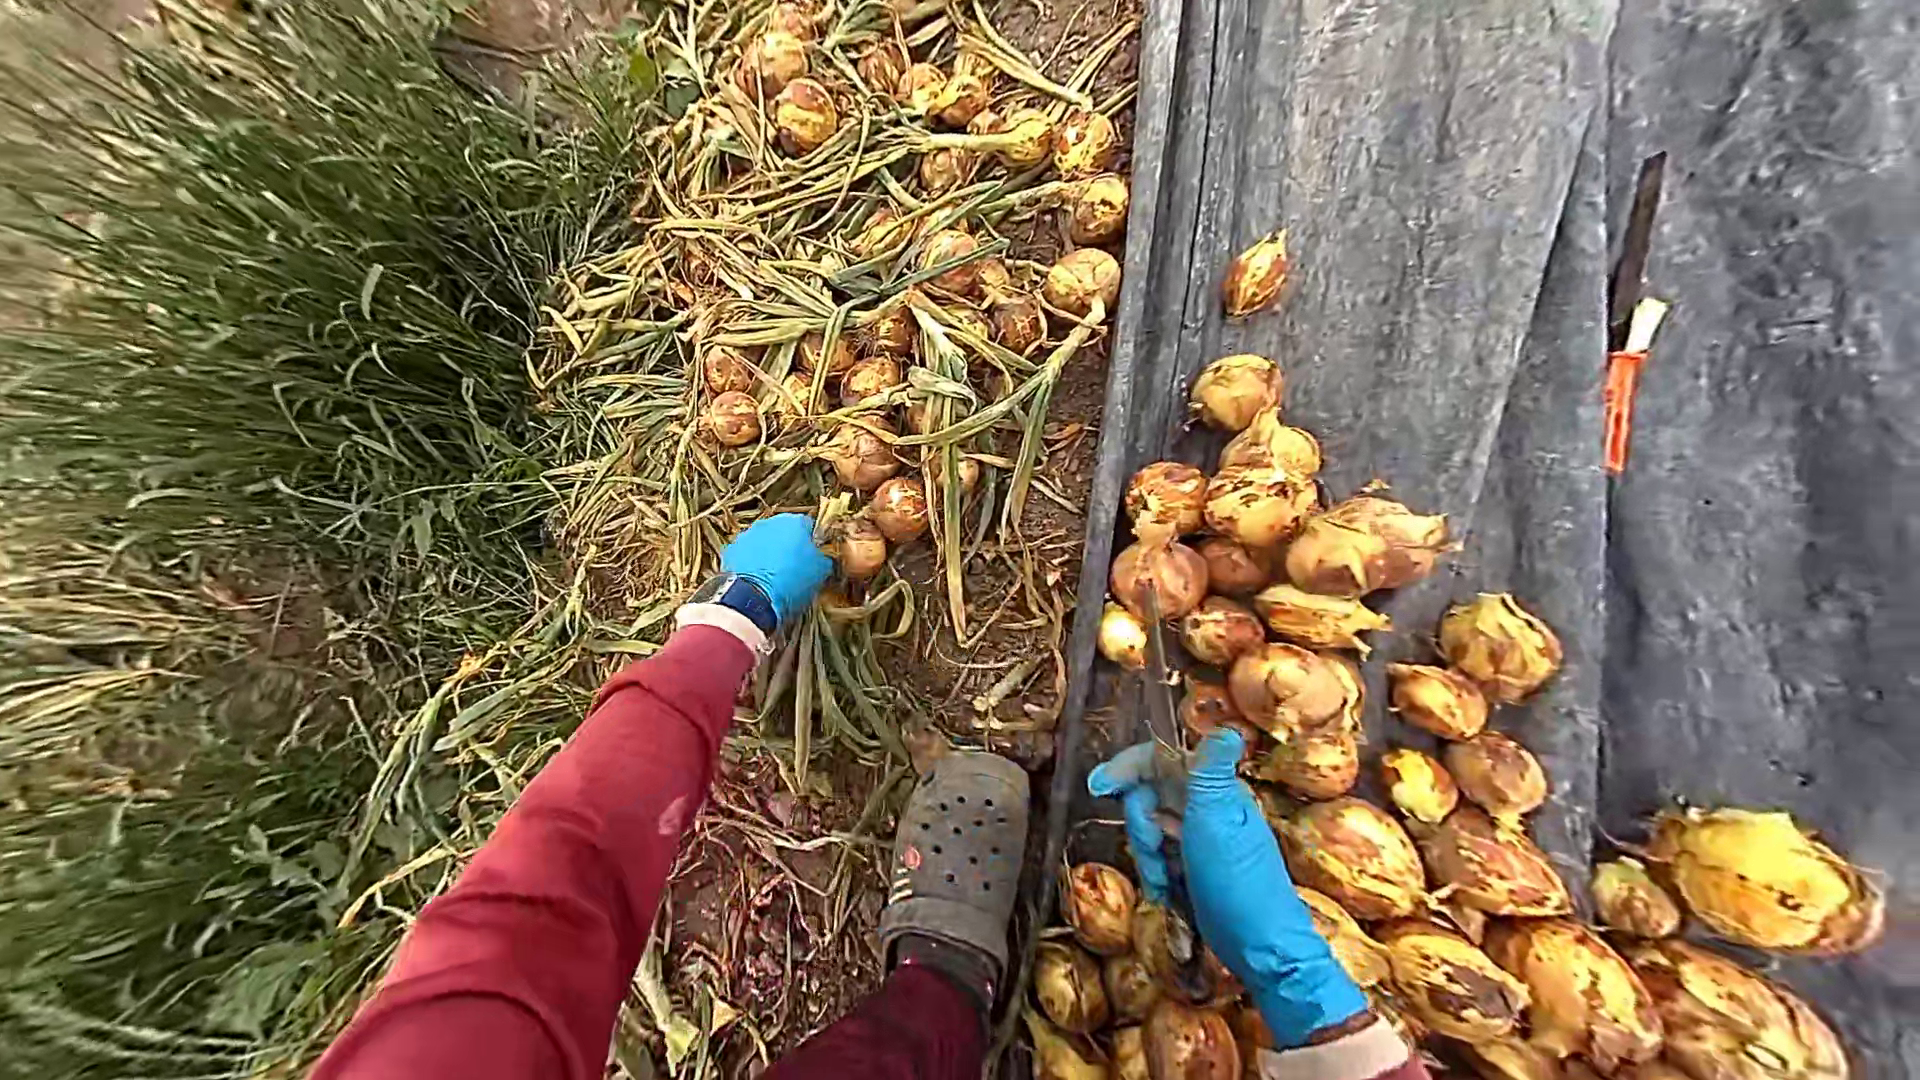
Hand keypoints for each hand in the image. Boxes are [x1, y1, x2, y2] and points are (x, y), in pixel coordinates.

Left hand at [720, 514, 831, 623]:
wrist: (752, 599)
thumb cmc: (792, 582)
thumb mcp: (821, 572)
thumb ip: (824, 559)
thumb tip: (823, 558)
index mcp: (794, 522)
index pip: (809, 526)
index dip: (813, 543)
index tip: (815, 559)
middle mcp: (769, 522)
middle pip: (784, 532)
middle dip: (789, 547)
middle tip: (795, 569)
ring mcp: (746, 535)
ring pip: (763, 542)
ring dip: (768, 554)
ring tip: (774, 578)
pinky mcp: (730, 551)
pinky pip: (745, 555)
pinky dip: (751, 565)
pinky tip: (757, 582)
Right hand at [1087, 730, 1367, 1046]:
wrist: (1262, 950)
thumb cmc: (1237, 881)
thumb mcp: (1217, 821)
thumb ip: (1210, 772)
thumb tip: (1228, 729)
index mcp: (1211, 785)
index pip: (1158, 758)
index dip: (1125, 767)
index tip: (1098, 788)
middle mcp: (1203, 802)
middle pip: (1147, 793)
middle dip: (1141, 824)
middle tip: (1153, 850)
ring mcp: (1196, 832)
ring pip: (1148, 823)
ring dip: (1147, 852)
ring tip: (1163, 879)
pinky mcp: (1190, 860)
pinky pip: (1157, 851)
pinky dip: (1154, 868)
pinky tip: (1165, 889)